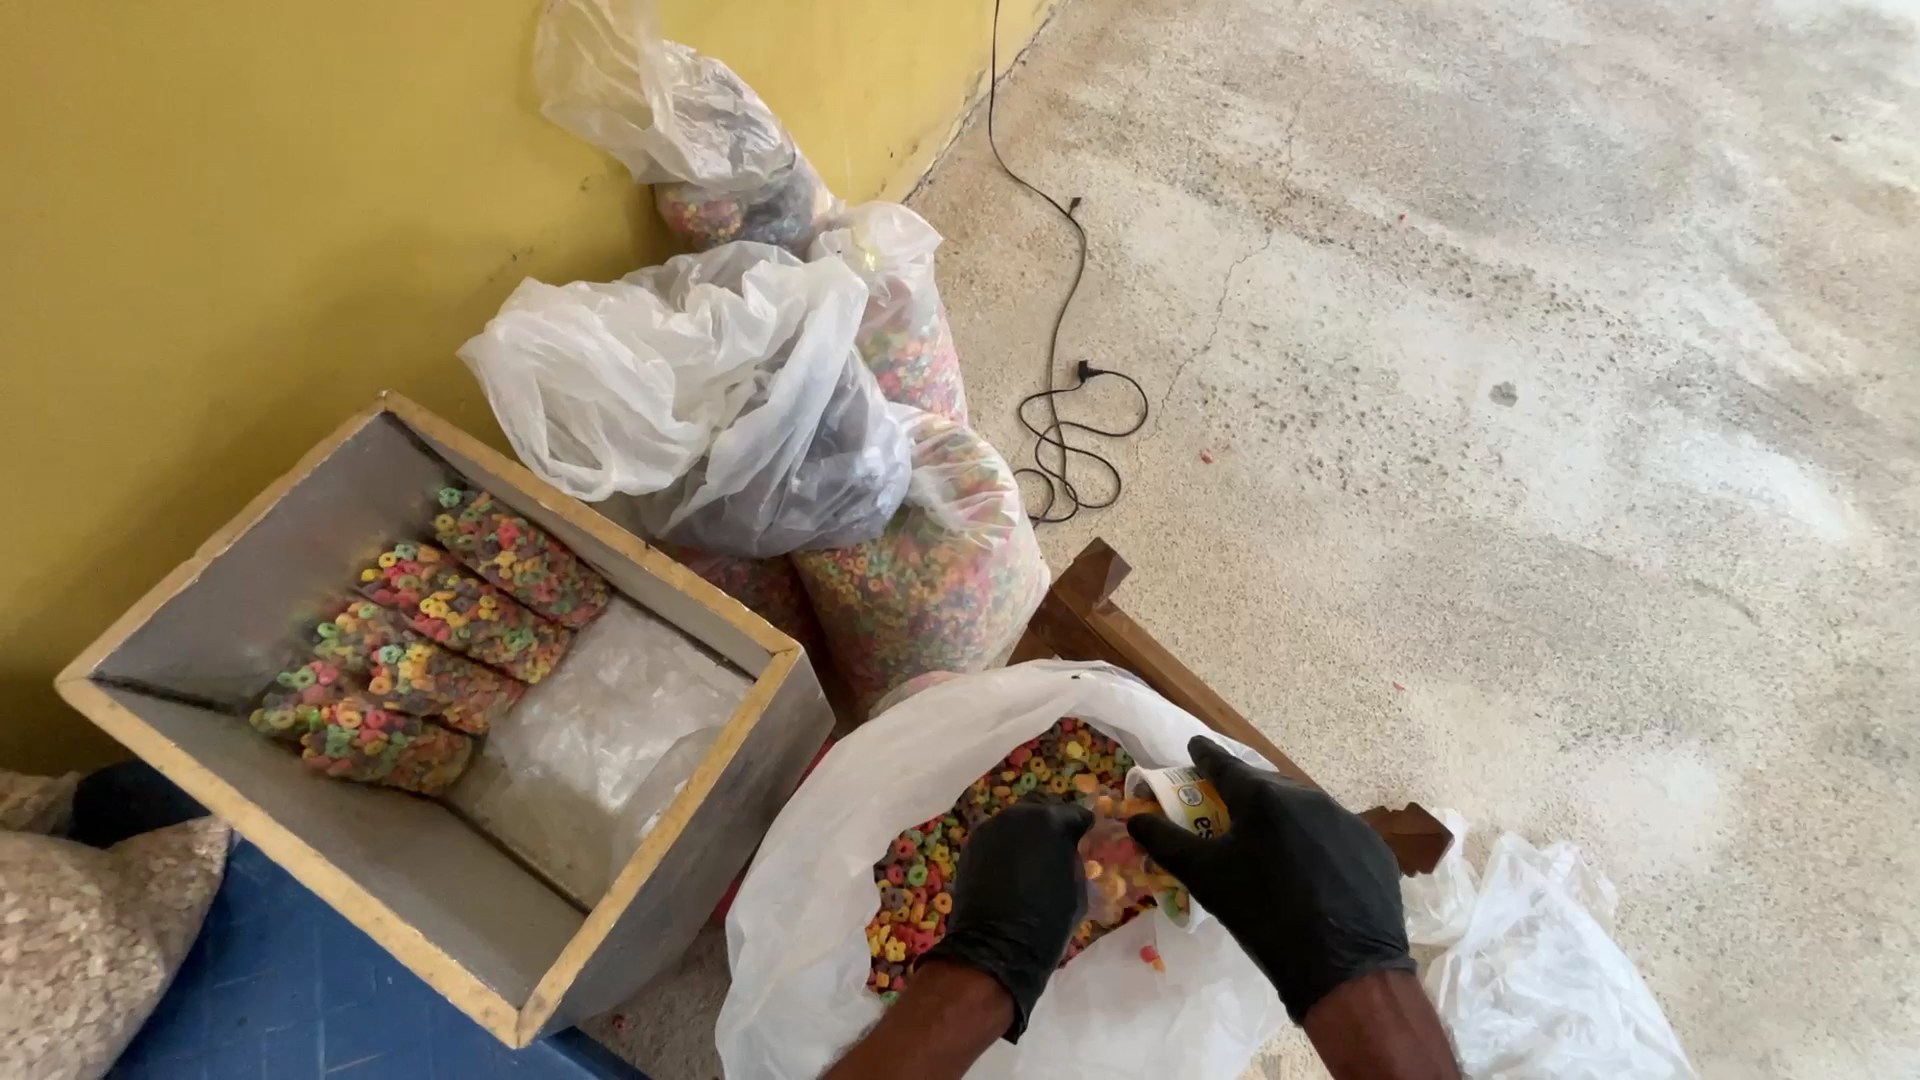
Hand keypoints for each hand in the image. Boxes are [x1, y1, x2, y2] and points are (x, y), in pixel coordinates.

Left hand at [923, 798, 1093, 1040]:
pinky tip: (1010, 866)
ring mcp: (992, 827)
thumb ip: (1072, 857)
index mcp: (1051, 822)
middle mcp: (1019, 815)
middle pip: (1040, 804)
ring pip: (1015, 818)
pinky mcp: (973, 843)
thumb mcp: (1076, 888)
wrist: (997, 947)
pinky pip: (997, 835)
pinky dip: (1007, 844)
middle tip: (1057, 840)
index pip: (1074, 813)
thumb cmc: (1048, 922)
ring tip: (1032, 855)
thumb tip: (1066, 848)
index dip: (1082, 824)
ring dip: (1027, 830)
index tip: (1085, 835)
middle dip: (1052, 818)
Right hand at [1127, 735, 1414, 1022]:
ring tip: (1269, 838)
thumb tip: (1134, 819)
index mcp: (1261, 797)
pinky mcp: (1372, 847)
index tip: (1195, 747)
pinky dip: (1314, 838)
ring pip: (1302, 806)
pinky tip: (1310, 867)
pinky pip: (1333, 831)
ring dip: (1280, 813)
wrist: (1343, 971)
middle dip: (1243, 788)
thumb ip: (1166, 841)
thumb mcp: (1204, 877)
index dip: (1204, 755)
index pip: (1223, 763)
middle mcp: (1305, 796)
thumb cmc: (1262, 916)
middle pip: (1264, 784)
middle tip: (1227, 804)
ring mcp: (1345, 820)